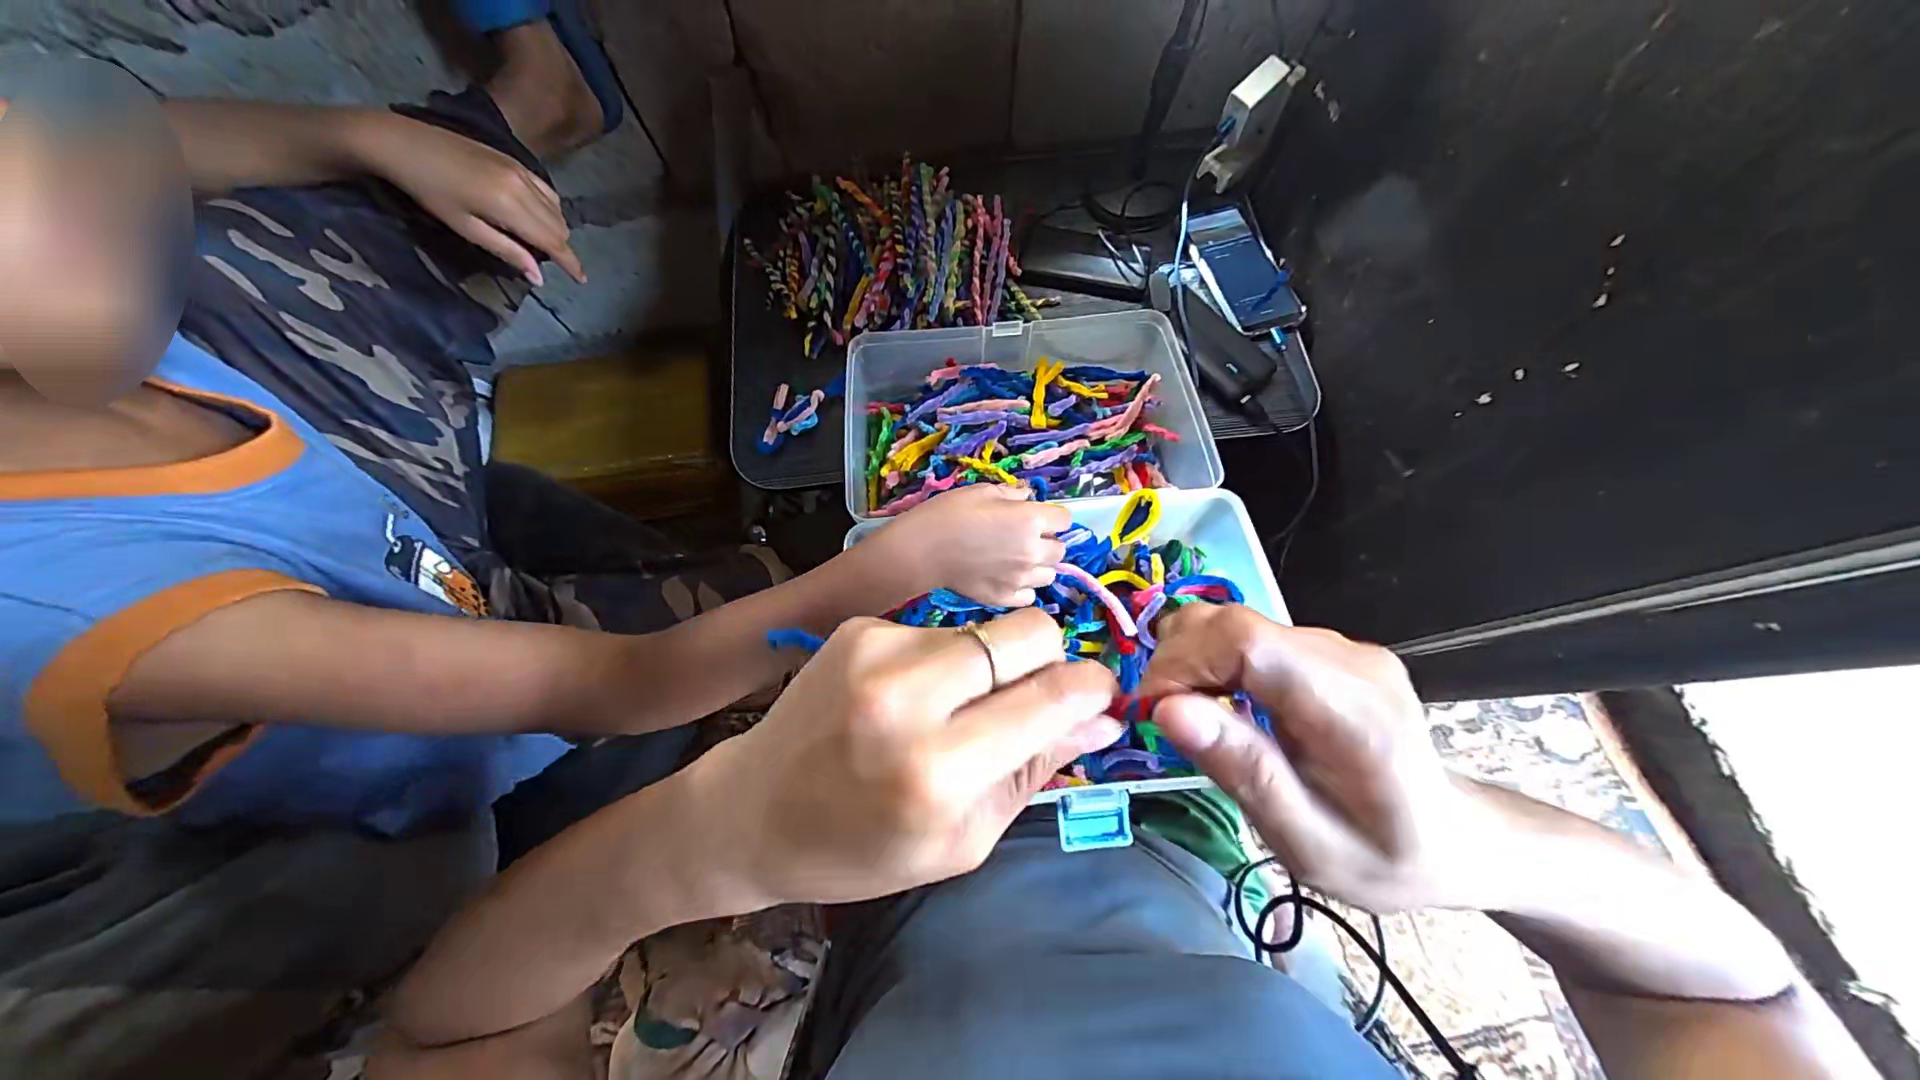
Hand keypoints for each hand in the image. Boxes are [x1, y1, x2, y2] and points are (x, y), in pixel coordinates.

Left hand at [355, 113, 583, 285]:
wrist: (398, 141)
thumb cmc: (426, 190)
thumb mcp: (465, 227)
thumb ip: (507, 251)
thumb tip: (539, 278)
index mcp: (509, 205)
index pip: (554, 241)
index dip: (570, 263)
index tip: (580, 279)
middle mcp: (523, 186)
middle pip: (560, 226)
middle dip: (560, 247)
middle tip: (545, 260)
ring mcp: (521, 170)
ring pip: (557, 209)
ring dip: (556, 228)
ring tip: (539, 239)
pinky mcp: (514, 160)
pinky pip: (547, 190)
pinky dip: (550, 208)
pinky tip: (535, 215)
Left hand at [693, 608, 1121, 907]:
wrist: (751, 810)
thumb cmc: (859, 847)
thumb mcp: (961, 839)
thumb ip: (1034, 770)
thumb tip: (1101, 718)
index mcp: (936, 772)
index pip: (1049, 698)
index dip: (1090, 689)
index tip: (1100, 694)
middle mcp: (905, 697)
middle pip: (1028, 632)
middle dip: (1046, 660)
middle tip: (1026, 696)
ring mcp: (876, 650)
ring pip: (985, 629)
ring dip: (989, 664)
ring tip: (952, 708)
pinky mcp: (858, 627)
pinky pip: (937, 630)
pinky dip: (942, 660)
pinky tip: (906, 696)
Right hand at [868, 484, 1070, 606]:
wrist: (921, 550)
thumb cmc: (948, 514)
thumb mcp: (982, 491)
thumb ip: (1012, 494)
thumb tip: (1027, 497)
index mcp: (1030, 520)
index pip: (1064, 519)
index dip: (1051, 517)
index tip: (1036, 516)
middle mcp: (1033, 551)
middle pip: (1060, 549)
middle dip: (1047, 542)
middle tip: (1024, 538)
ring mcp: (1021, 579)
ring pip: (1049, 575)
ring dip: (1038, 566)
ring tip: (1016, 560)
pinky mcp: (1006, 598)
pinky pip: (1030, 596)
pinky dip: (1024, 588)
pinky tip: (1008, 578)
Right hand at [1140, 604, 1505, 912]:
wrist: (1452, 835)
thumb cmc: (1380, 855)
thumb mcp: (1307, 843)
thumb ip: (1243, 771)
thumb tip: (1166, 709)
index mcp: (1352, 709)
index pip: (1248, 642)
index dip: (1183, 663)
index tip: (1152, 711)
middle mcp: (1346, 657)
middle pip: (1232, 622)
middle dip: (1177, 663)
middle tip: (1162, 721)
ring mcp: (1336, 644)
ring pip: (1232, 621)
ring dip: (1190, 660)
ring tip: (1190, 715)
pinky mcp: (1322, 646)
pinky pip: (1247, 634)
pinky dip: (1212, 660)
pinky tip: (1218, 704)